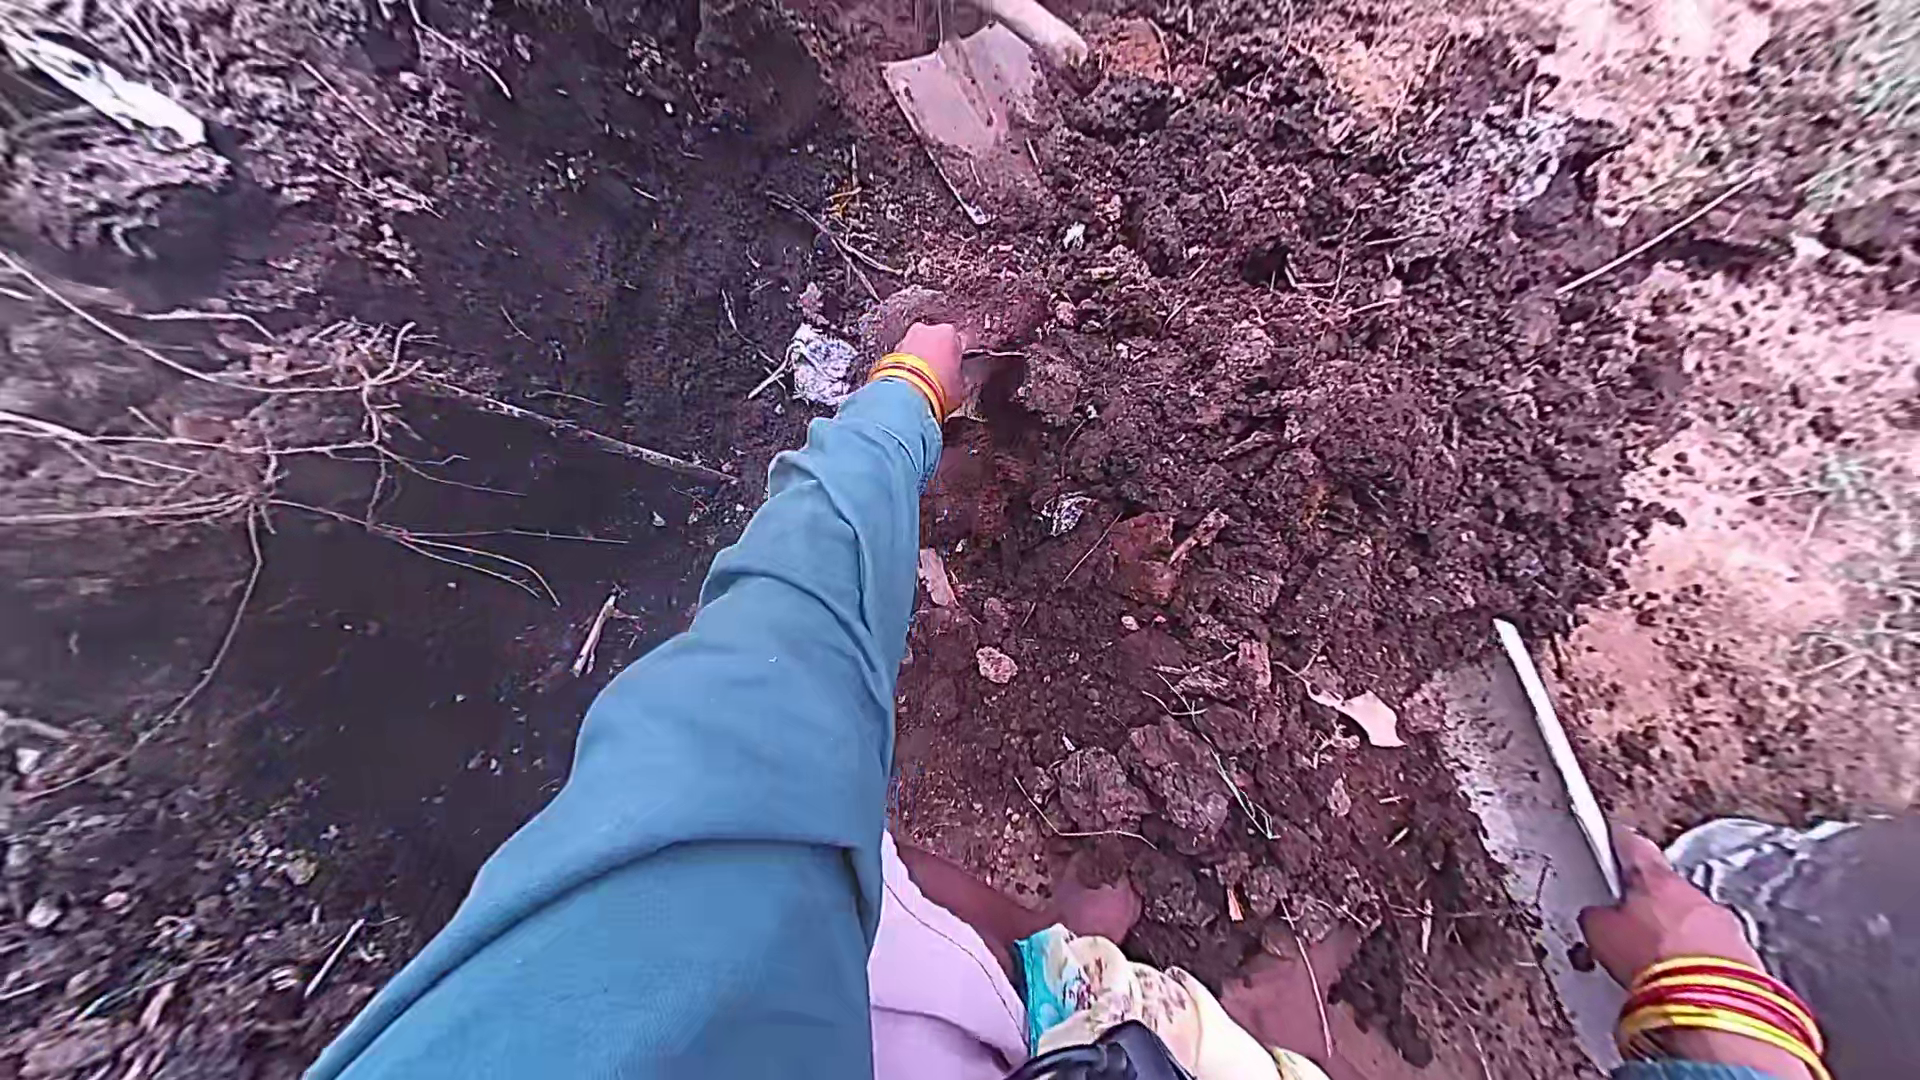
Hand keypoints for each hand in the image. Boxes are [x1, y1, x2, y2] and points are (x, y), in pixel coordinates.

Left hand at [892, 322, 965, 411]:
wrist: (907, 394)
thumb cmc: (937, 387)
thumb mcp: (959, 388)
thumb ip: (958, 379)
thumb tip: (955, 384)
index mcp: (948, 333)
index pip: (956, 343)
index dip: (955, 360)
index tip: (954, 372)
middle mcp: (925, 330)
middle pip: (932, 342)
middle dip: (933, 357)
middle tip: (936, 378)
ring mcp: (905, 339)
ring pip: (915, 349)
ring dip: (917, 363)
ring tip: (921, 385)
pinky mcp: (889, 353)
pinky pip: (901, 360)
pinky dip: (904, 369)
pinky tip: (909, 385)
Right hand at [1579, 830, 1759, 983]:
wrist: (1713, 1010)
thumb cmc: (1649, 956)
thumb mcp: (1598, 927)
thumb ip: (1598, 912)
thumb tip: (1603, 916)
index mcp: (1658, 878)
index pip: (1633, 845)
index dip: (1616, 841)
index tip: (1609, 837)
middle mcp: (1699, 897)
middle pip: (1665, 888)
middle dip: (1646, 900)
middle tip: (1622, 916)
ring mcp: (1731, 931)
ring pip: (1690, 921)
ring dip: (1672, 931)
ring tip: (1648, 954)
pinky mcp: (1752, 965)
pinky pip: (1712, 951)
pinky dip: (1694, 957)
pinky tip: (1675, 973)